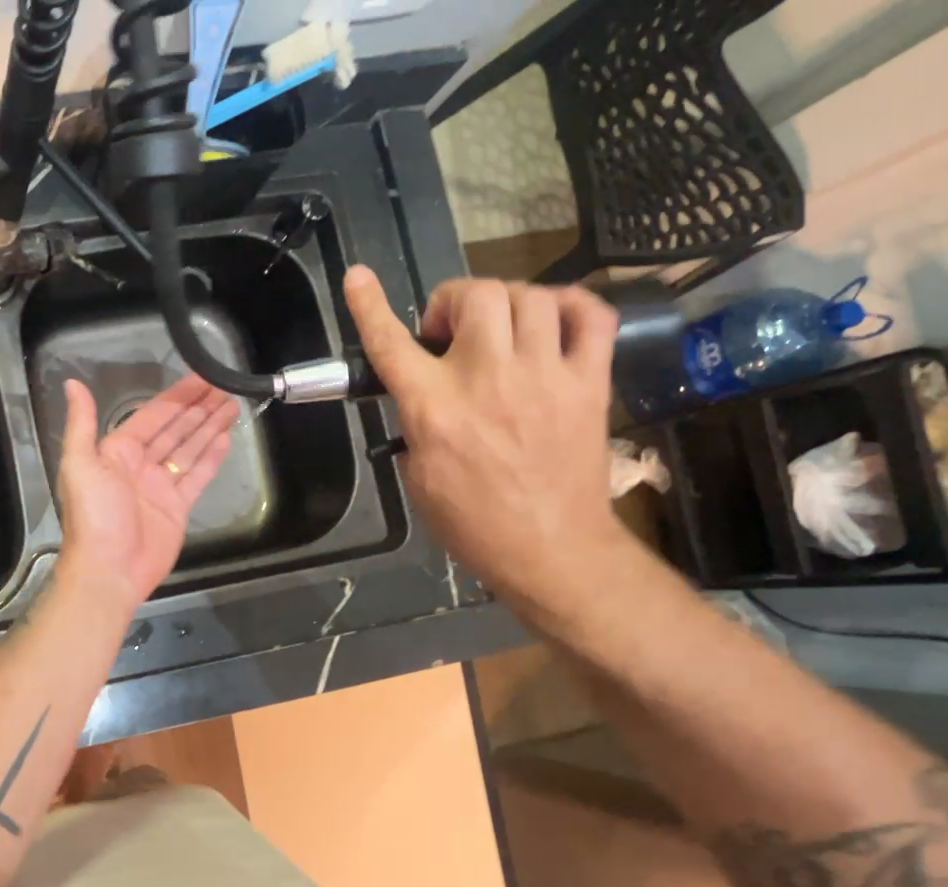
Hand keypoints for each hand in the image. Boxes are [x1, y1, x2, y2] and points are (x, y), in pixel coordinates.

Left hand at [54, 375, 238, 611]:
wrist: (109, 569)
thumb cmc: (93, 516)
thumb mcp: (79, 464)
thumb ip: (81, 423)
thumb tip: (72, 384)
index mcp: (116, 452)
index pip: (152, 416)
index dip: (177, 397)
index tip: (202, 378)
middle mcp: (139, 466)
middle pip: (174, 430)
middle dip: (198, 409)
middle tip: (225, 387)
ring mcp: (159, 487)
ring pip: (188, 450)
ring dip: (208, 428)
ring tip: (231, 405)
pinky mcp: (177, 508)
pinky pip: (197, 477)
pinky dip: (211, 459)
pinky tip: (226, 440)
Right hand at [342, 265, 630, 612]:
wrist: (548, 547)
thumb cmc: (470, 521)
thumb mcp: (418, 475)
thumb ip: (417, 422)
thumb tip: (424, 394)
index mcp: (434, 408)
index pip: (392, 344)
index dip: (369, 306)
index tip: (357, 277)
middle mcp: (487, 379)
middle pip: (476, 296)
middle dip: (454, 301)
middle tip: (450, 332)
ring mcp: (545, 375)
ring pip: (528, 296)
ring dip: (505, 302)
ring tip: (500, 330)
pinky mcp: (590, 381)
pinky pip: (590, 314)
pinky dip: (569, 304)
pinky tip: (552, 321)